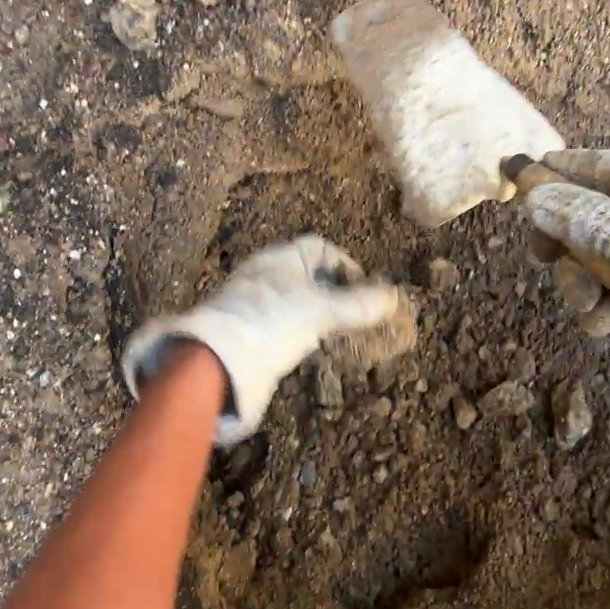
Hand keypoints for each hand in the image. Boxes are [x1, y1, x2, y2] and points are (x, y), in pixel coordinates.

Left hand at [121, 235, 402, 443]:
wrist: (216, 361)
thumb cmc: (273, 322)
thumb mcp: (323, 311)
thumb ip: (359, 305)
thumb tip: (393, 297)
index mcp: (281, 258)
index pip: (320, 247)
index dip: (346, 265)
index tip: (365, 290)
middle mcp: (264, 275)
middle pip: (308, 275)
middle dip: (334, 294)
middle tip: (355, 316)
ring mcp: (251, 303)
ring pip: (294, 302)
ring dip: (317, 316)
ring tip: (336, 336)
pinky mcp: (244, 331)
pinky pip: (279, 325)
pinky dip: (298, 334)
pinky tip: (308, 352)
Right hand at [523, 150, 609, 468]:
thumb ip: (574, 212)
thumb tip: (533, 191)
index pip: (606, 166)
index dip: (565, 167)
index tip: (527, 173)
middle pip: (597, 217)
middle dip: (567, 240)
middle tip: (540, 258)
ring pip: (605, 260)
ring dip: (583, 281)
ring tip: (587, 307)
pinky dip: (607, 307)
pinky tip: (606, 324)